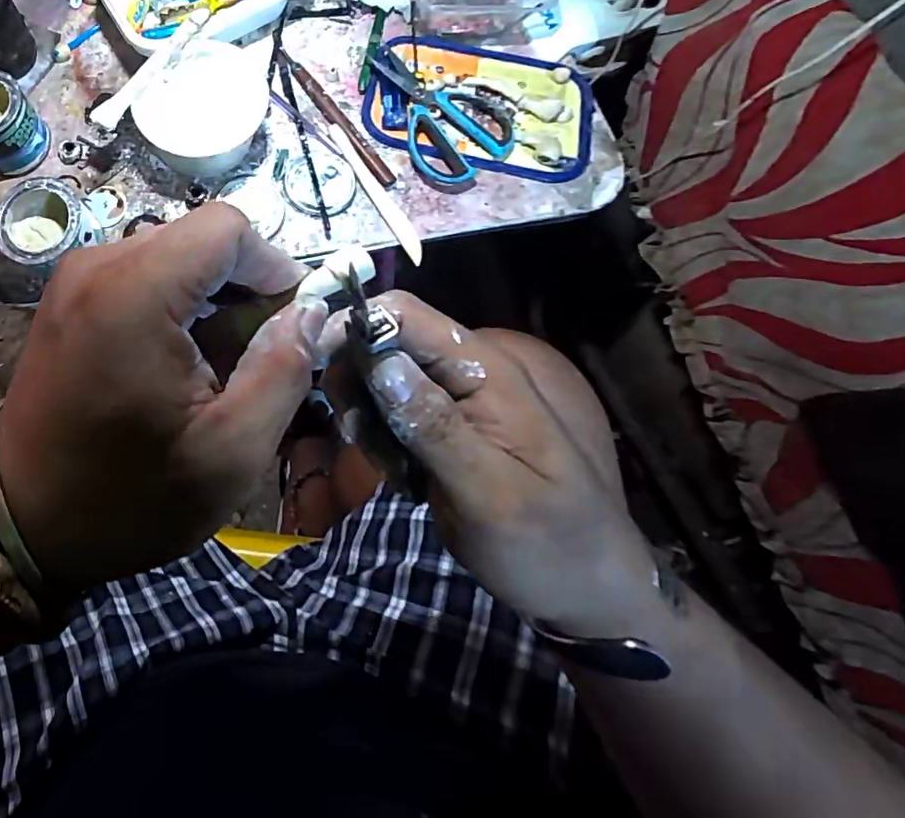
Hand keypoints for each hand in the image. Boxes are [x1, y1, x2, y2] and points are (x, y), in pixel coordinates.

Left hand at [0, 204, 325, 590]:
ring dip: (205, 298)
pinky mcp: (62, 299)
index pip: (226, 228)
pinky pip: (134, 275)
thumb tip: (311, 311)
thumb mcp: (230, 451)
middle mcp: (94, 266)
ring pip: (168, 254)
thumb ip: (284, 369)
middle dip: (238, 286)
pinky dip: (168, 304)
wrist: (24, 520)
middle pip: (195, 238)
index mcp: (132, 292)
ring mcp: (70, 279)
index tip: (285, 324)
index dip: (270, 267)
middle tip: (251, 354)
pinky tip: (172, 360)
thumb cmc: (129, 498)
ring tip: (212, 365)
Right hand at [330, 292, 668, 635]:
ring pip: (376, 375)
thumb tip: (376, 360)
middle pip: (380, 340)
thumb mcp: (489, 493)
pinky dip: (376, 434)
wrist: (586, 591)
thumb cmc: (549, 545)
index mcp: (488, 369)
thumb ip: (433, 424)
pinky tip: (397, 470)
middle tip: (359, 438)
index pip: (403, 313)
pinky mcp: (441, 421)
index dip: (353, 329)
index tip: (317, 372)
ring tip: (389, 466)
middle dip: (354, 382)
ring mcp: (454, 396)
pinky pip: (387, 407)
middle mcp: (467, 369)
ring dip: (364, 414)